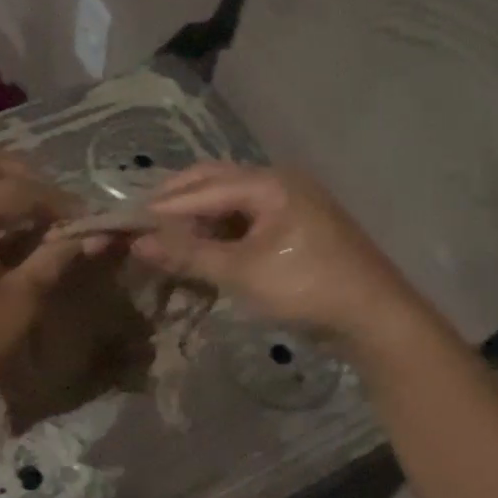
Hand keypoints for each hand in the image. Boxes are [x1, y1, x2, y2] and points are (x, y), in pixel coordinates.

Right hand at [133, 163, 416, 338]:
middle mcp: (280, 182)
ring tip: (166, 240)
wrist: (373, 316)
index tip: (124, 223)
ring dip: (197, 218)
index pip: (200, 187)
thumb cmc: (305, 287)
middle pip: (215, 183)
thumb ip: (189, 255)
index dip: (161, 206)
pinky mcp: (297, 229)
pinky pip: (247, 220)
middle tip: (141, 226)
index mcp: (268, 183)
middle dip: (176, 203)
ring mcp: (291, 204)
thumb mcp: (241, 272)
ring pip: (231, 202)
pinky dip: (220, 232)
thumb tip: (139, 243)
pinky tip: (202, 250)